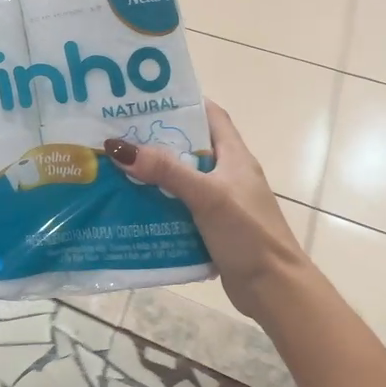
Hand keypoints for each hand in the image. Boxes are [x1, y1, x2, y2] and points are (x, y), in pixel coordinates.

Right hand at [103, 102, 311, 323]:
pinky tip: (127, 204)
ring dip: (150, 173)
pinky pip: (175, 207)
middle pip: (186, 146)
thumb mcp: (207, 196)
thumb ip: (166, 171)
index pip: (210, 115)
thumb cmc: (249, 234)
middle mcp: (225, 175)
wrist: (274, 290)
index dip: (183, 102)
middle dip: (154, 138)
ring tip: (111, 164)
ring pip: (177, 179)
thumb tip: (119, 147)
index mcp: (234, 157)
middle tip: (115, 131)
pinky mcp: (208, 228)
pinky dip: (154, 204)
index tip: (146, 97)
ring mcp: (217, 203)